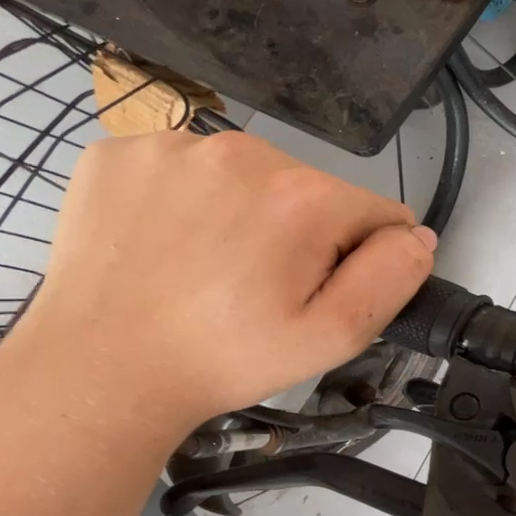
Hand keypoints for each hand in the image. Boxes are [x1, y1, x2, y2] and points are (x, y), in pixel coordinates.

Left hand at [0, 130, 434, 436]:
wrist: (100, 368)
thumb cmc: (228, 356)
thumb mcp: (339, 334)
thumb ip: (395, 275)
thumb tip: (415, 235)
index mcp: (305, 196)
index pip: (383, 214)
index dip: (365, 260)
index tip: (317, 293)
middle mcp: (244, 153)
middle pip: (320, 192)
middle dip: (309, 235)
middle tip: (265, 288)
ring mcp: (172, 147)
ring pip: (258, 178)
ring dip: (253, 214)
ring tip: (217, 266)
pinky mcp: (120, 152)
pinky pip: (192, 169)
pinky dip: (192, 200)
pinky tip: (174, 243)